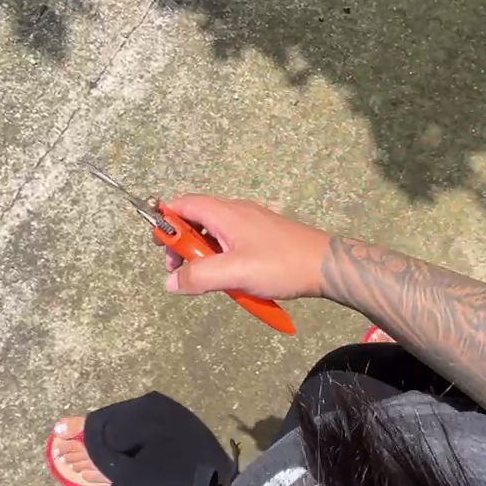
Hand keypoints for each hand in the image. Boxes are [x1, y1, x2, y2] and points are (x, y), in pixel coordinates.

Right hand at [156, 195, 333, 300]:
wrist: (325, 265)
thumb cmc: (281, 264)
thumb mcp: (234, 273)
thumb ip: (199, 277)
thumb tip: (171, 281)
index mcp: (226, 214)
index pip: (185, 204)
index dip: (167, 220)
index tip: (160, 244)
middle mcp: (236, 212)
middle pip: (196, 219)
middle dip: (183, 244)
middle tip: (179, 270)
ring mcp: (250, 224)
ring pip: (214, 234)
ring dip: (203, 255)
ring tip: (204, 280)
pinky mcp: (262, 237)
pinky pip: (231, 243)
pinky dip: (222, 258)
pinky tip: (229, 280)